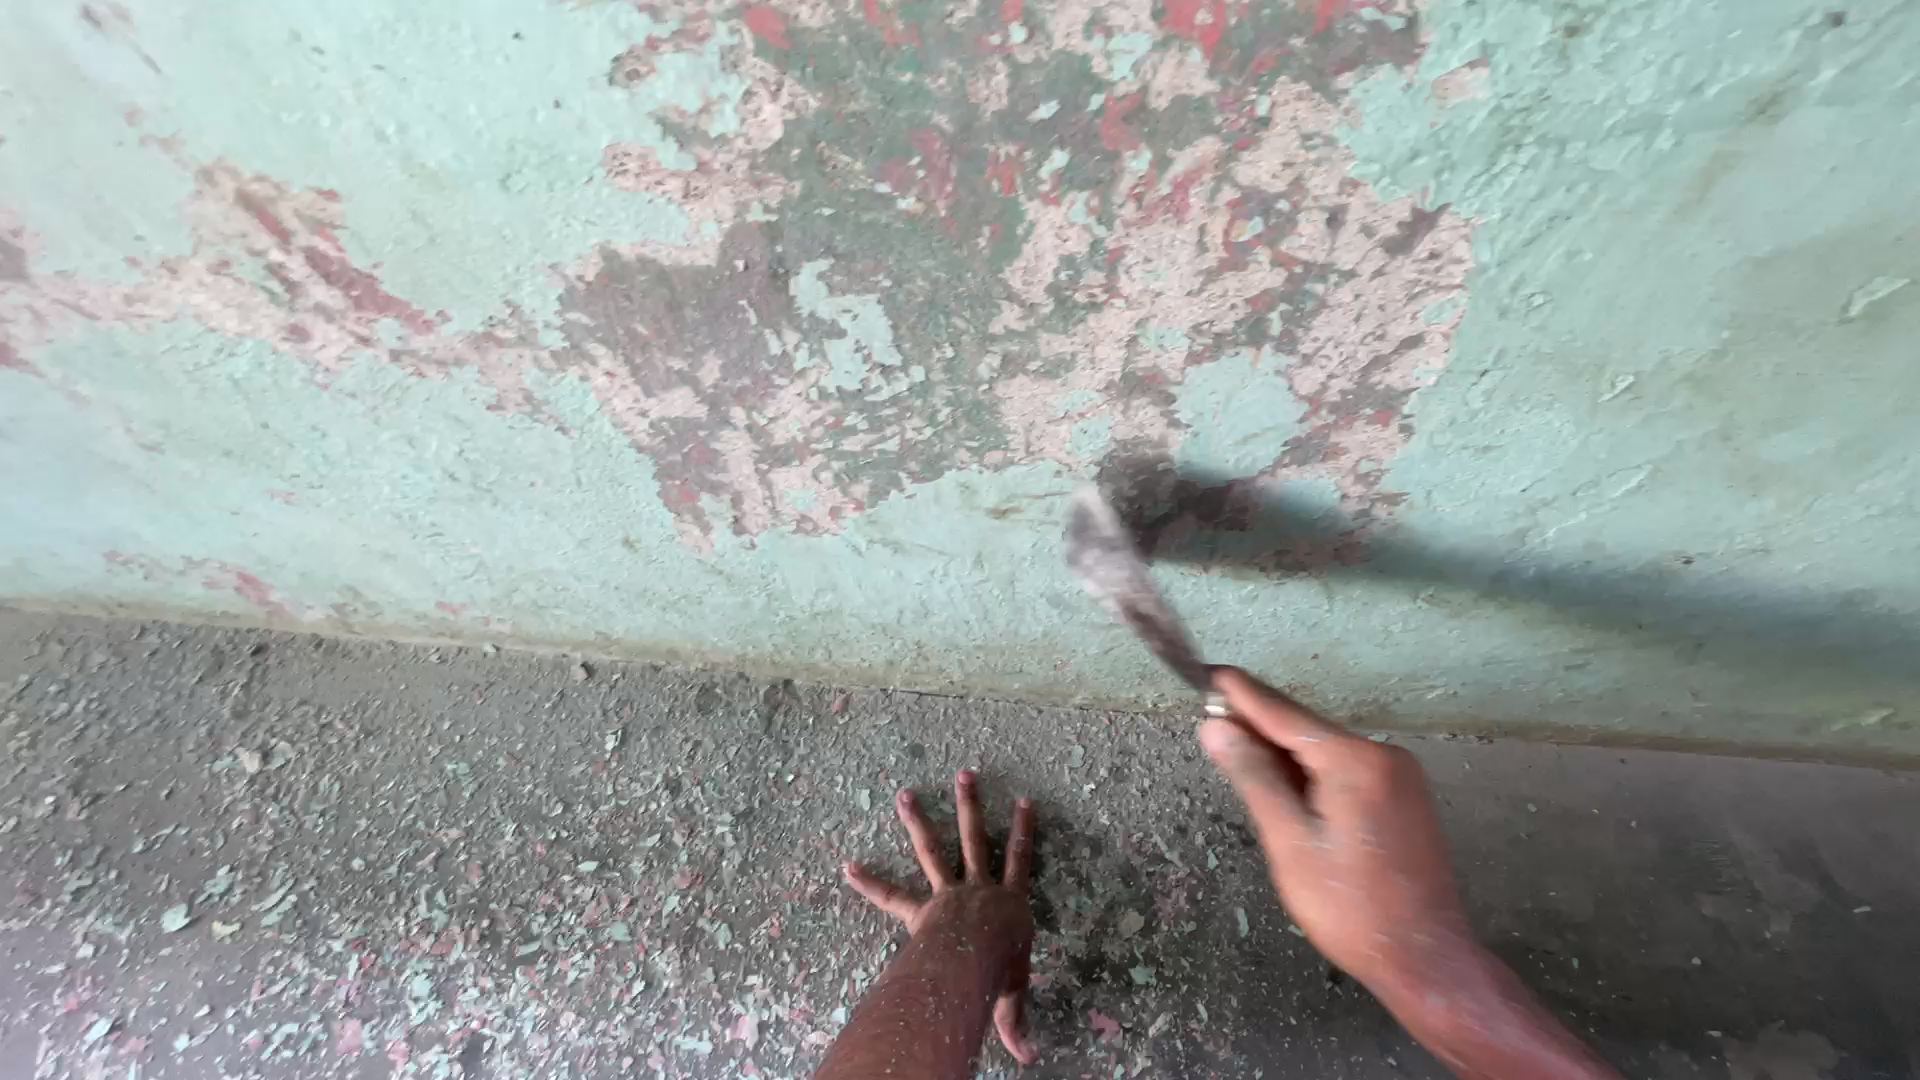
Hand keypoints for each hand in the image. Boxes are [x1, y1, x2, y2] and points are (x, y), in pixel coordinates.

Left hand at [843, 770, 1038, 1063]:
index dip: (1023, 830)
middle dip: (970, 805)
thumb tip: (1029, 1058)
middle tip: (963, 772)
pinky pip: (892, 896)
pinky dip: (870, 883)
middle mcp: (977, 887)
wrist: (972, 967)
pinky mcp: (921, 910)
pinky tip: (848, 866)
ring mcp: (947, 894)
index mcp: (1006, 900)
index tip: (1024, 799)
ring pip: (934, 849)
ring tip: (904, 793)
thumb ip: (1015, 1018)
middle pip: (975, 838)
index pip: (1020, 857)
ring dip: (919, 820)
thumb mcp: (1014, 993)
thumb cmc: (1000, 974)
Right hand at [1200, 670, 1622, 1079]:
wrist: (1428, 962)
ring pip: (1320, 748)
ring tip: (1240, 761)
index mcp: (1355, 760)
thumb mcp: (1288, 841)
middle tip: (1211, 727)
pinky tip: (1284, 787)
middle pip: (1303, 728)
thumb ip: (1252, 776)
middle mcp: (1382, 754)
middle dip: (1256, 726)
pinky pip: (1341, 766)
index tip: (1208, 673)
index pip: (1283, 713)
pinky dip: (1306, 770)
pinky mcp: (1401, 794)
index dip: (1241, 693)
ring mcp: (1398, 773)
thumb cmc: (1350, 907)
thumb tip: (1214, 726)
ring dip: (1280, 751)